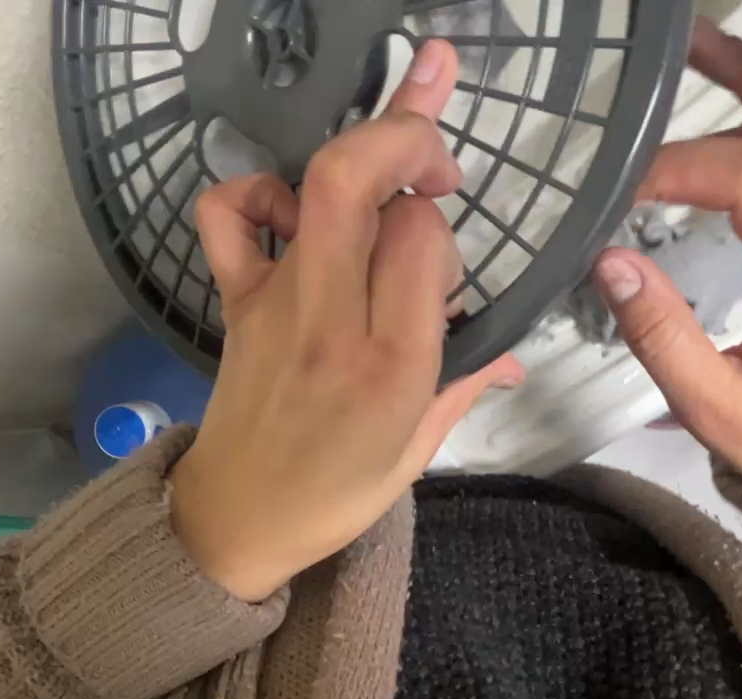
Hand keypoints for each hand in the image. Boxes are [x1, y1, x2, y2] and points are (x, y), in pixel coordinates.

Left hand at [169, 41, 523, 601]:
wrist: (238, 518)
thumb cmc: (335, 495)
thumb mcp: (416, 450)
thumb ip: (465, 386)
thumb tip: (512, 356)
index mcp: (392, 366)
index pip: (423, 237)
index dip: (441, 223)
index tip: (442, 260)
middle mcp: (332, 321)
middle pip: (356, 177)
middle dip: (407, 137)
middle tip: (436, 165)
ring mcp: (275, 302)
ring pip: (313, 185)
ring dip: (358, 162)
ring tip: (381, 188)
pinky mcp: (236, 299)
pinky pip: (228, 214)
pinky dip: (257, 190)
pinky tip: (290, 213)